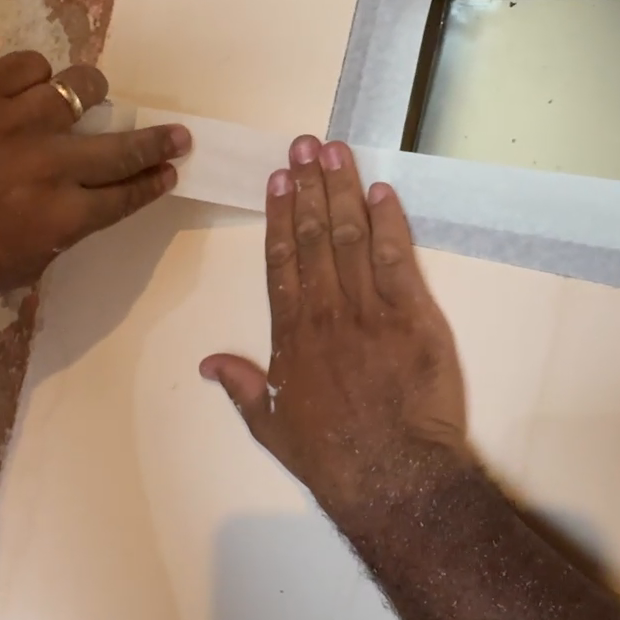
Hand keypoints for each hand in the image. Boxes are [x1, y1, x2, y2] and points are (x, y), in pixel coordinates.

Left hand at [0, 51, 189, 302]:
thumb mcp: (17, 266)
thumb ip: (60, 231)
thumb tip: (80, 202)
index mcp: (61, 216)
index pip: (127, 193)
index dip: (154, 180)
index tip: (170, 169)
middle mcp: (50, 164)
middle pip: (123, 145)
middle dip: (158, 141)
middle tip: (176, 134)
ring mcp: (15, 120)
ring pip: (81, 88)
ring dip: (91, 96)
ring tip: (85, 98)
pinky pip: (30, 65)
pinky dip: (37, 76)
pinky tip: (29, 87)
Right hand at [201, 136, 471, 521]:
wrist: (393, 475)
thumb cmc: (330, 454)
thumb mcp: (270, 426)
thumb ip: (240, 387)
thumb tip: (206, 363)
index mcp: (291, 332)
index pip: (279, 260)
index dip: (276, 216)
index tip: (276, 180)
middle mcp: (326, 309)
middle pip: (313, 236)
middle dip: (308, 186)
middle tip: (305, 144)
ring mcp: (371, 308)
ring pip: (352, 236)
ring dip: (342, 191)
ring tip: (335, 152)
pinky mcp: (414, 314)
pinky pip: (398, 258)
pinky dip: (390, 223)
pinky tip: (382, 192)